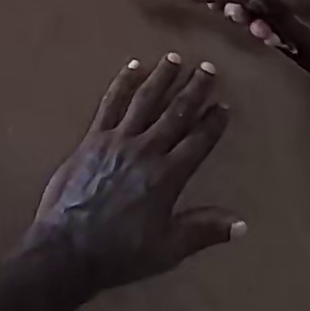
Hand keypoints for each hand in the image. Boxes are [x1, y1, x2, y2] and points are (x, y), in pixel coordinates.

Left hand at [21, 54, 241, 292]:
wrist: (68, 248)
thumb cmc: (120, 252)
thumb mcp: (167, 249)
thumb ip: (202, 230)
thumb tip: (241, 224)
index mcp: (166, 176)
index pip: (197, 142)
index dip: (212, 123)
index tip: (223, 106)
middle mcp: (145, 150)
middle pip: (175, 113)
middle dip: (194, 89)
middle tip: (208, 68)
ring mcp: (118, 139)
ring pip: (145, 100)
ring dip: (162, 77)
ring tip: (174, 58)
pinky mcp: (94, 136)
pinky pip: (111, 103)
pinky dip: (122, 82)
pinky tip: (133, 66)